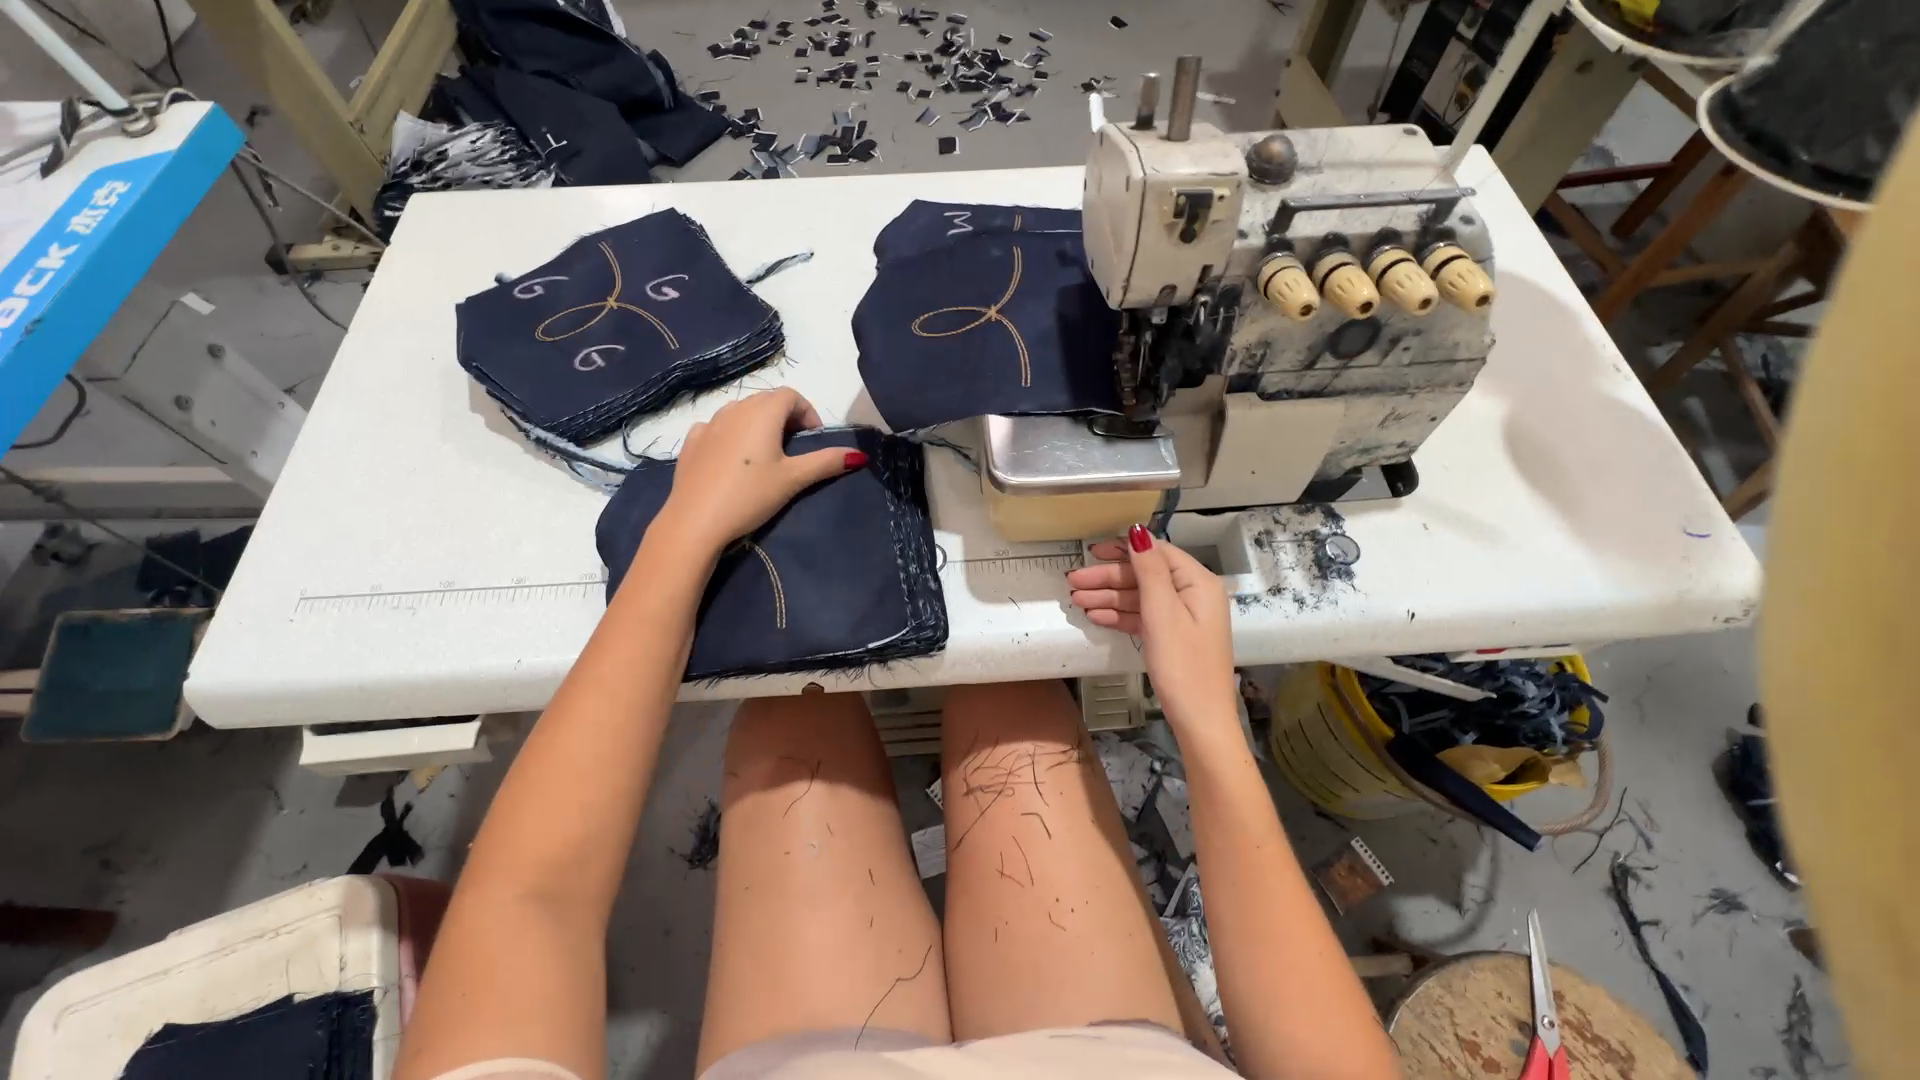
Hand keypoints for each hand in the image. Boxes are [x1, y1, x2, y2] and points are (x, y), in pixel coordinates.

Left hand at [653, 388, 862, 556]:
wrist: (695, 521)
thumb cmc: (750, 495)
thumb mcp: (793, 479)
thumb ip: (826, 462)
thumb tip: (859, 455)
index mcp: (762, 413)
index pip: (791, 396)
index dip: (808, 413)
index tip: (813, 440)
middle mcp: (734, 409)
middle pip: (766, 401)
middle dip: (785, 418)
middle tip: (794, 449)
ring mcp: (709, 424)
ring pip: (741, 412)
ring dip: (758, 425)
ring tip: (765, 455)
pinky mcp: (691, 442)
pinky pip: (717, 427)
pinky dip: (731, 434)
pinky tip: (733, 459)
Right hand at [1067, 525, 1238, 731]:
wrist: (1200, 719)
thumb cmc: (1183, 664)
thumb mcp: (1162, 613)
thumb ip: (1149, 570)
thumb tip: (1138, 531)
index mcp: (1198, 582)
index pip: (1157, 553)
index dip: (1123, 549)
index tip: (1091, 551)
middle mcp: (1194, 594)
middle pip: (1146, 575)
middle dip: (1109, 578)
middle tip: (1072, 582)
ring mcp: (1184, 618)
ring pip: (1141, 597)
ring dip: (1110, 598)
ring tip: (1077, 601)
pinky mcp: (1174, 638)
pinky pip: (1144, 617)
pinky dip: (1121, 616)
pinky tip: (1096, 617)